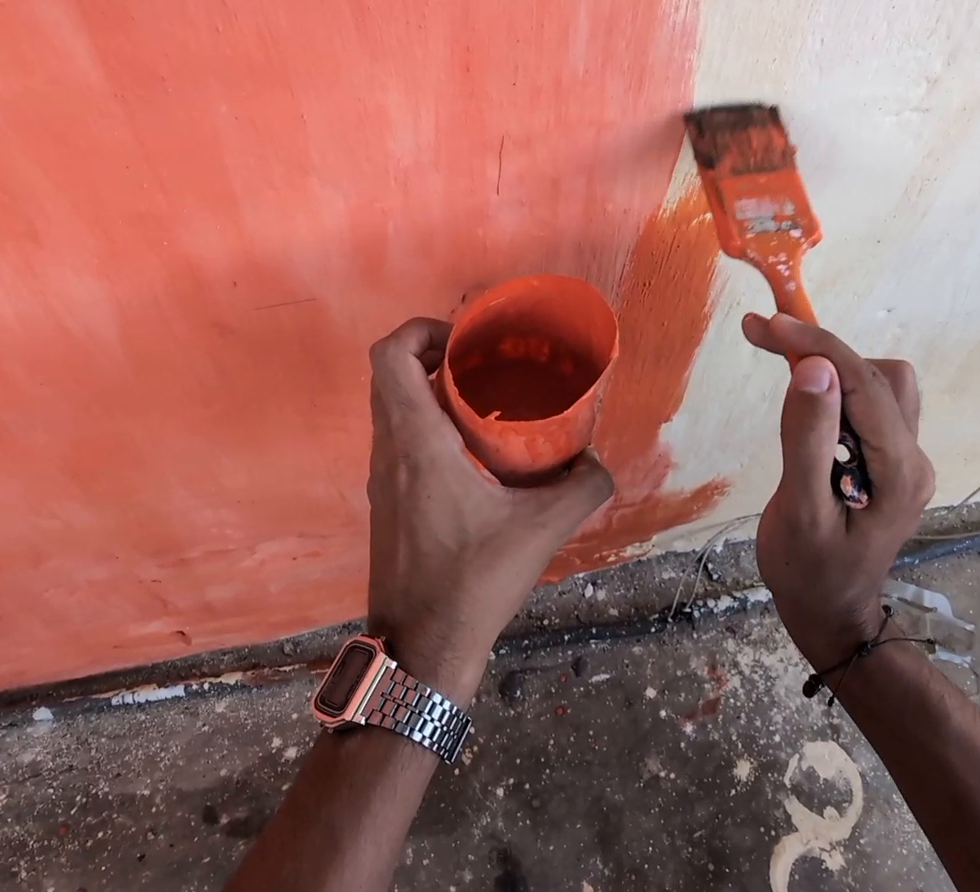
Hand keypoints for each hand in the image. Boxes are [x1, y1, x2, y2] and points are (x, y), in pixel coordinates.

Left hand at [364, 318, 615, 703]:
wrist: (421, 648)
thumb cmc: (474, 581)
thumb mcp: (542, 530)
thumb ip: (583, 488)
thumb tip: (599, 462)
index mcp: (417, 444)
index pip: (390, 356)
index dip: (421, 330)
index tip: (465, 340)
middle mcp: (388, 452)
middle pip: (388, 375)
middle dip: (431, 355)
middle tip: (482, 365)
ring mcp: (380, 479)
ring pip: (390, 409)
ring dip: (427, 391)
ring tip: (483, 402)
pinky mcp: (385, 503)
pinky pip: (397, 440)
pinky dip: (425, 426)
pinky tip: (472, 452)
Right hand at [741, 313, 935, 670]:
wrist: (830, 615)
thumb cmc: (807, 572)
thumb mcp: (800, 510)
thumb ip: (808, 439)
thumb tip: (815, 368)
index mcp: (899, 469)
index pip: (863, 383)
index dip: (816, 346)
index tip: (767, 323)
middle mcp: (913, 456)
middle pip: (875, 374)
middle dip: (819, 349)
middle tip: (763, 336)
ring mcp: (906, 458)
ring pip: (879, 383)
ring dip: (831, 365)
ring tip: (782, 364)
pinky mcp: (890, 461)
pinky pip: (870, 405)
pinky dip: (836, 387)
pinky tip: (805, 399)